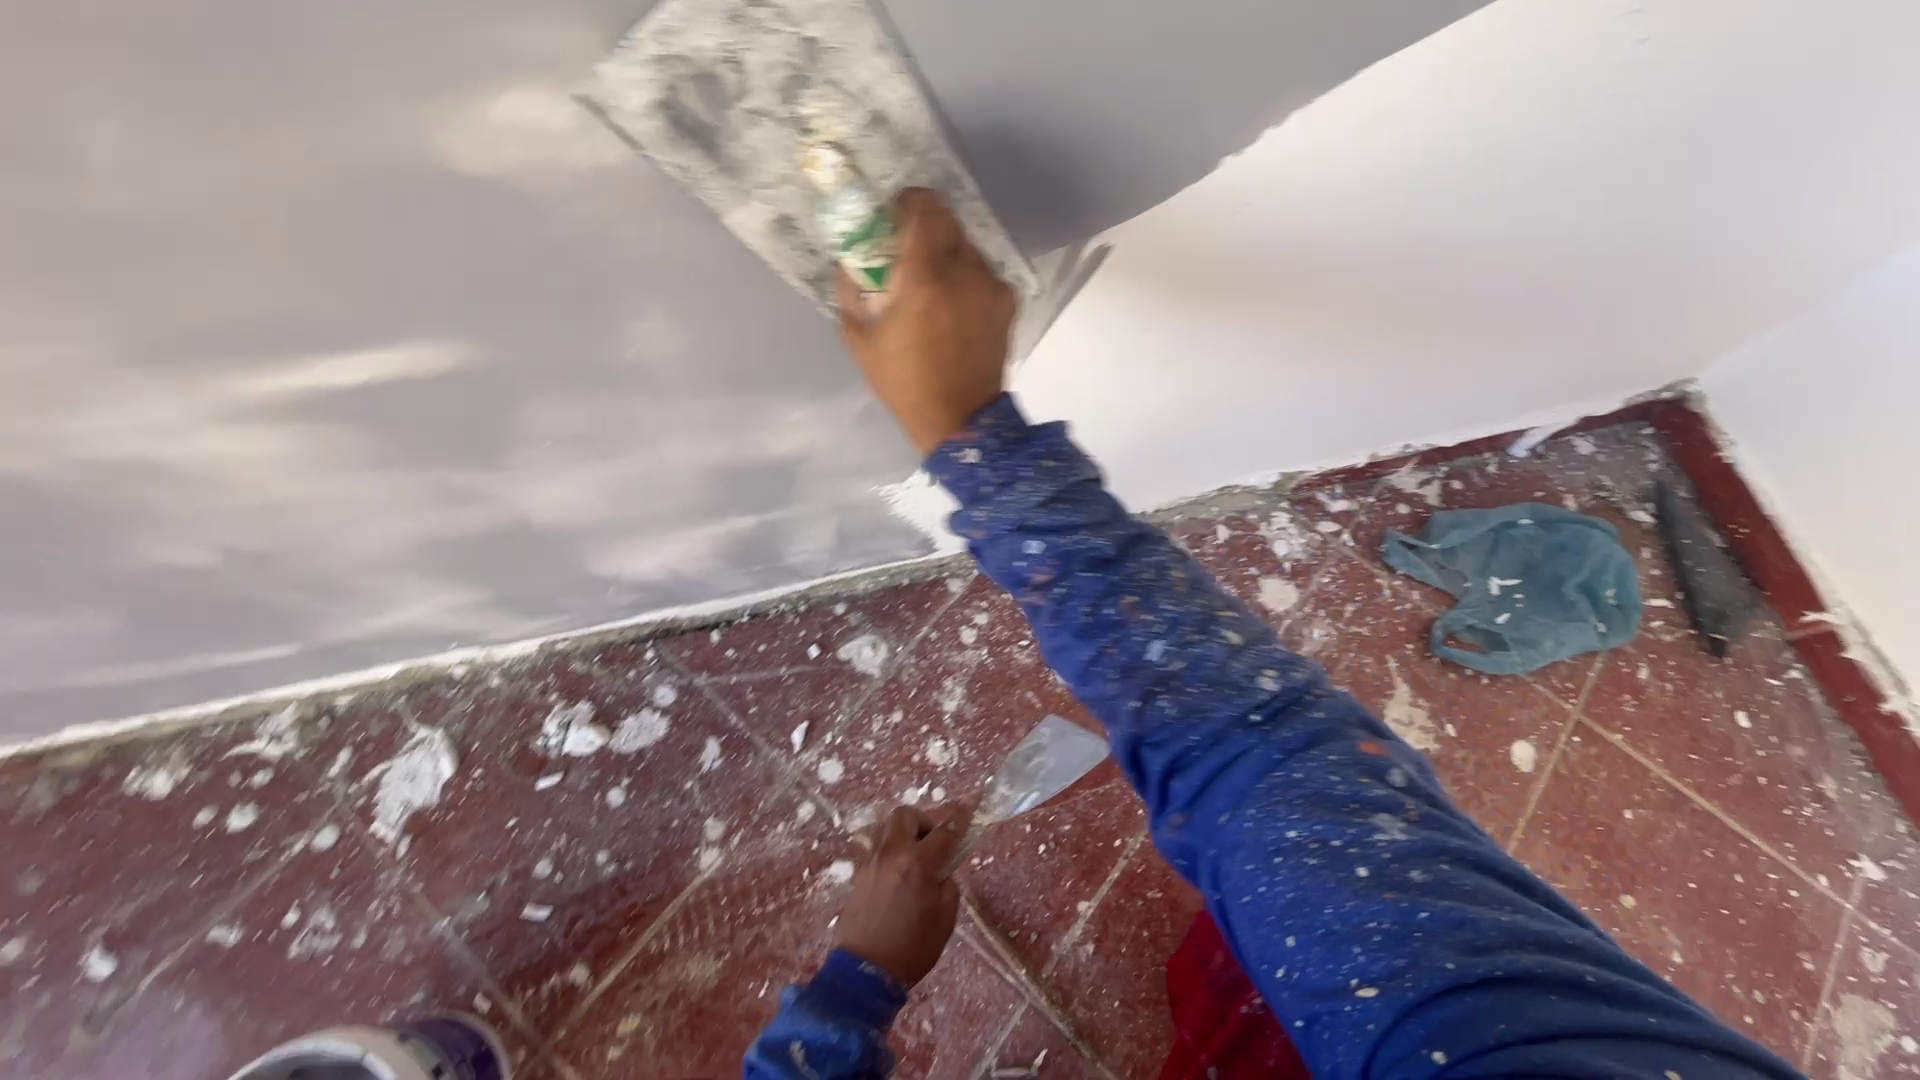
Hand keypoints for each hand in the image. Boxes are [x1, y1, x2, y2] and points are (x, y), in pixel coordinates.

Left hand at [832, 804, 970, 985]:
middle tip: (932, 844)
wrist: (865, 972)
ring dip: (904, 833)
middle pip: (906, 815)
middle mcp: (892, 853)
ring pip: (886, 828)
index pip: (945, 831)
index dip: (960, 818)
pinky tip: (898, 876)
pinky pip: (877, 849)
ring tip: (914, 858)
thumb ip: (947, 884)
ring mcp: (871, 862)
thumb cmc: (913, 948)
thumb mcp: (944, 918)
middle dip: (923, 822)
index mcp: (918, 863)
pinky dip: (891, 852)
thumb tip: (940, 870)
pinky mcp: (858, 874)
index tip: (969, 807)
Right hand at [835, 188, 1017, 456]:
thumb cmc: (903, 382)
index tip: (893, 216)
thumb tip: (851, 255)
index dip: (906, 202)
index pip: (923, 207)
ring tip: (933, 286)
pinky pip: (982, 272)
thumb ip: (850, 286)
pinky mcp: (1007, 301)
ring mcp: (992, 285)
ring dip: (946, 253)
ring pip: (967, 245)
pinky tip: (954, 307)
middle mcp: (964, 272)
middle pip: (947, 219)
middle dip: (924, 226)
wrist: (959, 419)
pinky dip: (966, 278)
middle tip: (907, 250)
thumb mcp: (858, 337)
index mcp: (924, 278)